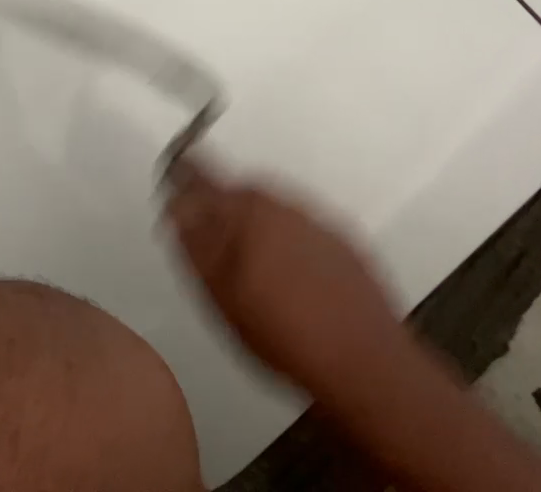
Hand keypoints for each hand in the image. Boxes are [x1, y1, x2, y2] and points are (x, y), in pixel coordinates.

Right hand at [162, 157, 406, 398]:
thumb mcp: (221, 294)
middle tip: (210, 232)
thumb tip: (176, 204)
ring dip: (258, 223)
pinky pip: (306, 230)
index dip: (186, 175)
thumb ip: (196, 243)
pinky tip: (289, 277)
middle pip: (243, 189)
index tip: (173, 176)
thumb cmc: (282, 332)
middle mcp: (286, 206)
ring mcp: (322, 224)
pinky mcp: (349, 247)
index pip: (206, 176)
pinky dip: (290, 242)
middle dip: (223, 201)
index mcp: (248, 212)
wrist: (367, 366)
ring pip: (276, 209)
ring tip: (250, 263)